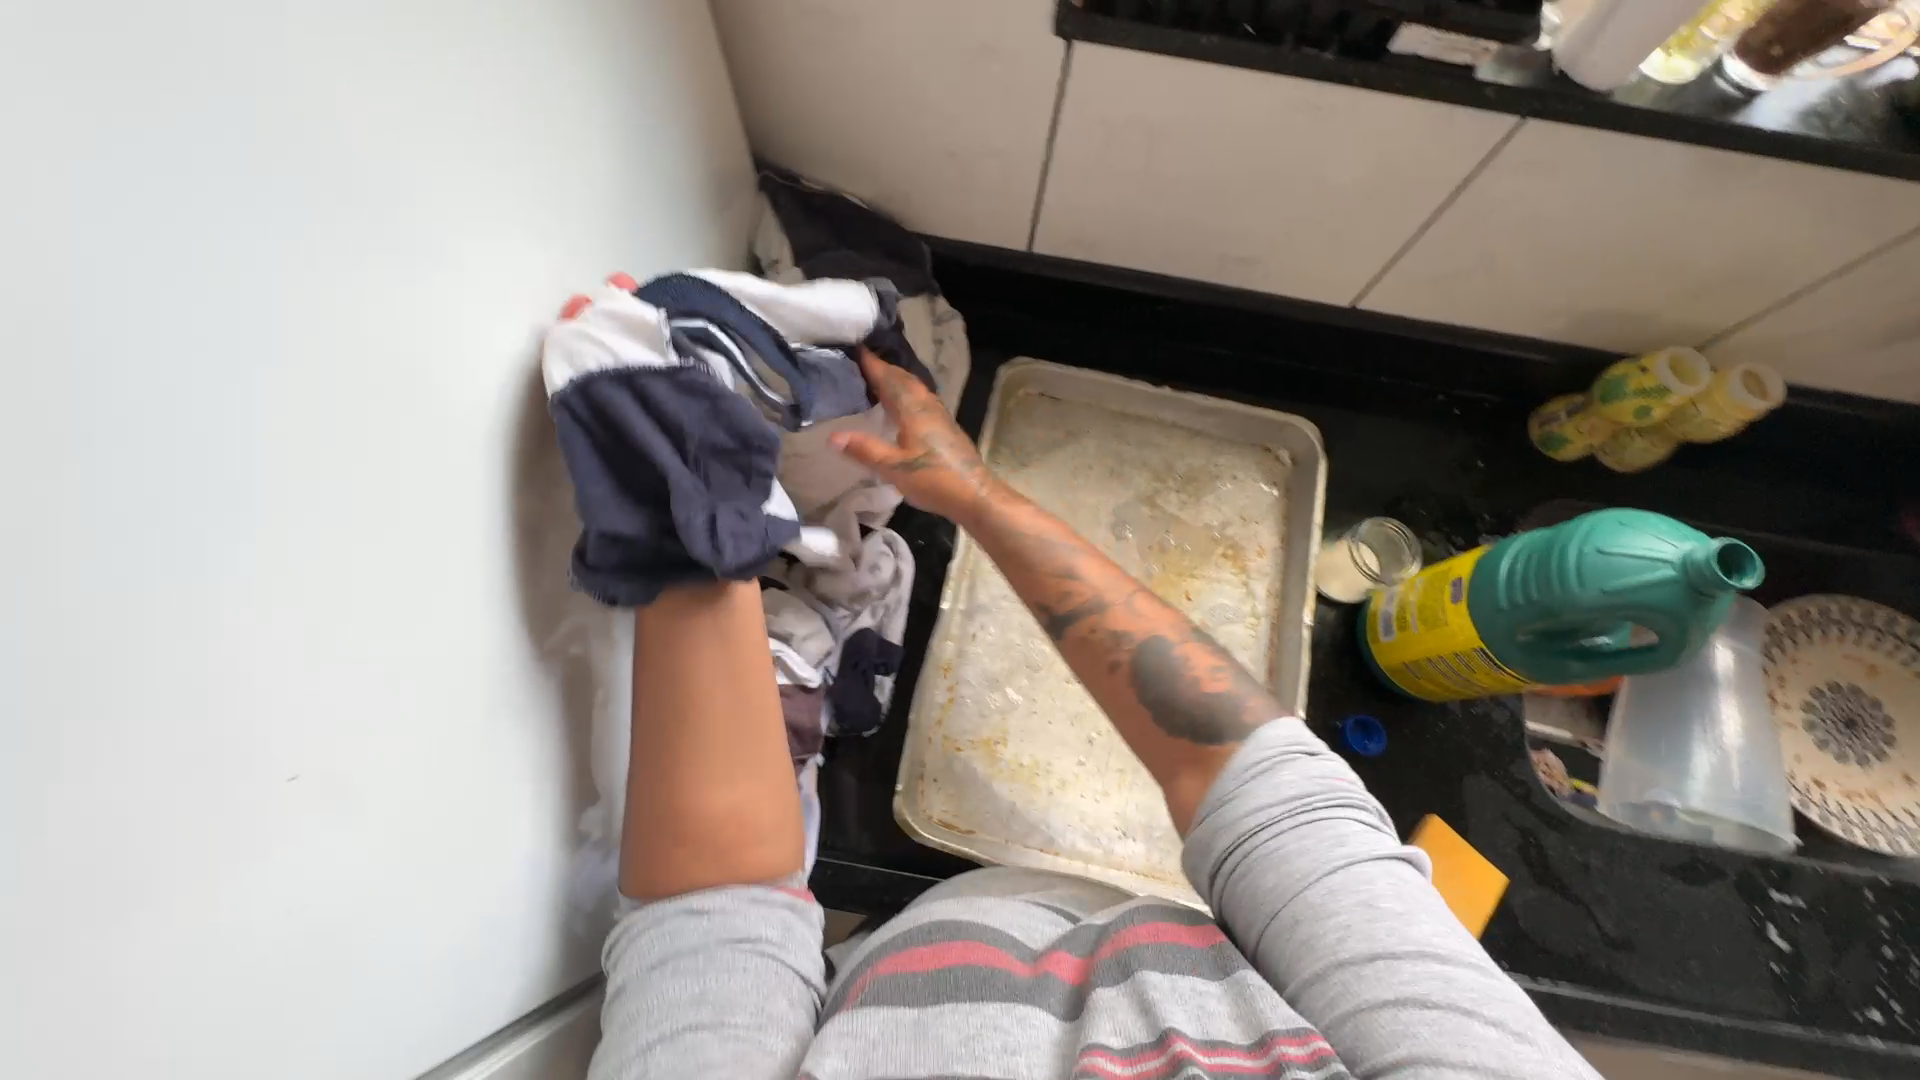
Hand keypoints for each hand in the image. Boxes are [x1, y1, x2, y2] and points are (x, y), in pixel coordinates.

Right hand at [830, 348, 1003, 523]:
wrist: (974, 495)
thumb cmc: (934, 480)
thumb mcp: (894, 469)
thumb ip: (865, 450)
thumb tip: (833, 436)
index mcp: (914, 410)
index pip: (889, 379)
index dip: (872, 364)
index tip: (855, 348)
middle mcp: (928, 406)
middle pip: (904, 379)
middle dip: (883, 369)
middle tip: (861, 363)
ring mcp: (939, 415)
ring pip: (914, 389)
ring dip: (896, 380)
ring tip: (876, 381)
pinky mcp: (945, 427)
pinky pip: (920, 400)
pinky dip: (905, 394)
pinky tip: (899, 406)